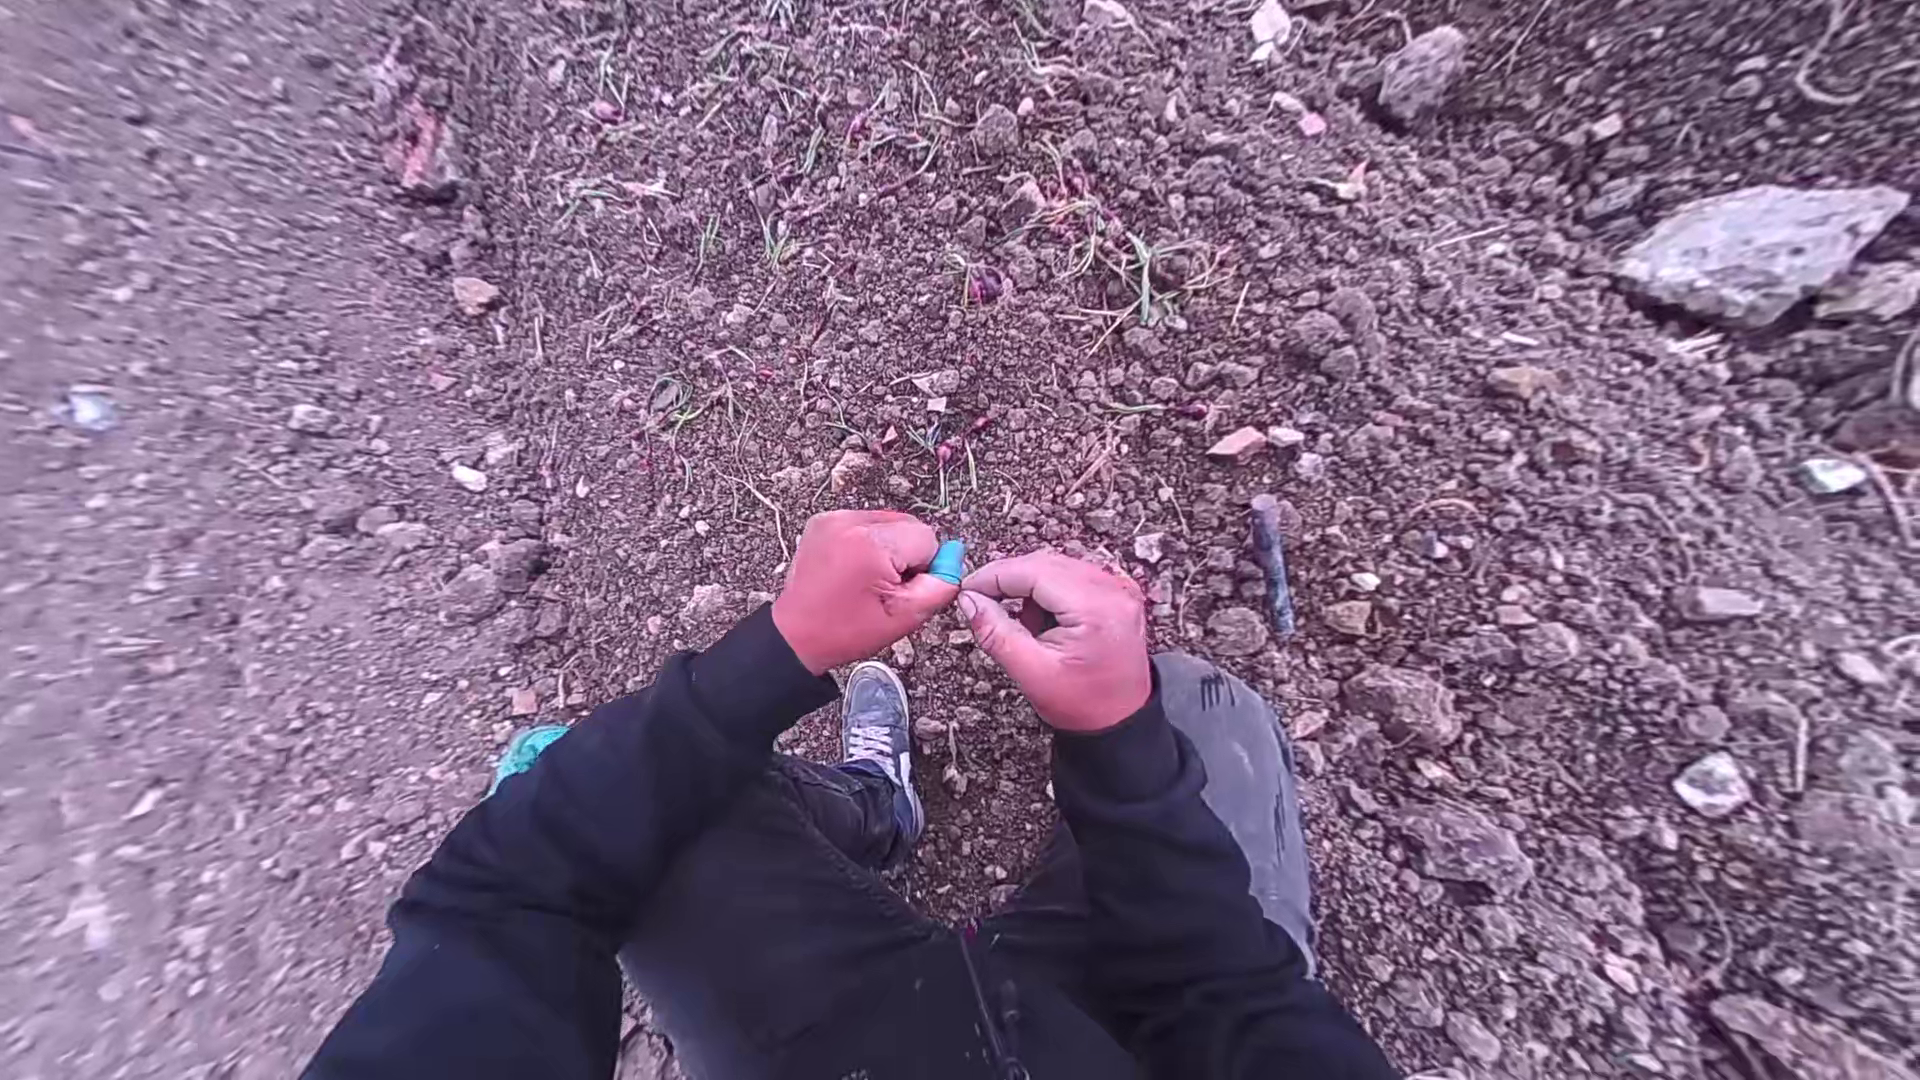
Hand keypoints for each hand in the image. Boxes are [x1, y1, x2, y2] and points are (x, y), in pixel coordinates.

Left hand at [771, 510, 958, 674]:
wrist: (795, 637)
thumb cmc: (845, 631)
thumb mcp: (905, 617)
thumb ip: (941, 584)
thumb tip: (955, 556)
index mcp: (871, 544)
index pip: (927, 537)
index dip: (923, 567)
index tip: (901, 589)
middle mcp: (850, 522)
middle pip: (909, 525)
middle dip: (907, 554)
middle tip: (885, 586)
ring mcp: (834, 518)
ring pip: (890, 523)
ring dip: (889, 548)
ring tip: (868, 578)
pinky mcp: (824, 521)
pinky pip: (866, 523)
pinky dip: (869, 543)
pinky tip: (855, 569)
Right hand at [956, 550, 1149, 731]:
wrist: (1121, 721)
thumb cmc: (1084, 705)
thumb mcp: (1031, 673)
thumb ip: (996, 633)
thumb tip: (970, 600)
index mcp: (1095, 609)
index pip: (1033, 571)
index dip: (994, 576)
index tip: (968, 589)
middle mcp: (1112, 590)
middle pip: (1045, 563)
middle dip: (1008, 578)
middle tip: (981, 600)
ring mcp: (1118, 589)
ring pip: (1056, 565)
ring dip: (1027, 585)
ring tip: (1022, 623)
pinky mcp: (1115, 593)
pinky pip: (1071, 575)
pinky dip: (1047, 589)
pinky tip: (1042, 620)